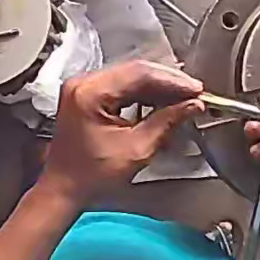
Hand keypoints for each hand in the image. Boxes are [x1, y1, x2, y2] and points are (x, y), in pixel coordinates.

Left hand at [41, 60, 203, 205]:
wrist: (63, 189)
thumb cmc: (92, 176)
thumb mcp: (136, 150)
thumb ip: (166, 122)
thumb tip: (192, 105)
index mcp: (91, 93)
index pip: (139, 74)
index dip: (172, 81)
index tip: (196, 89)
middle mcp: (84, 83)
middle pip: (135, 71)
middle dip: (167, 81)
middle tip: (194, 92)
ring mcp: (83, 86)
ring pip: (130, 76)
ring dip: (158, 86)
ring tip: (183, 97)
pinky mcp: (87, 94)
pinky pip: (121, 85)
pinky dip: (143, 92)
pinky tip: (162, 100)